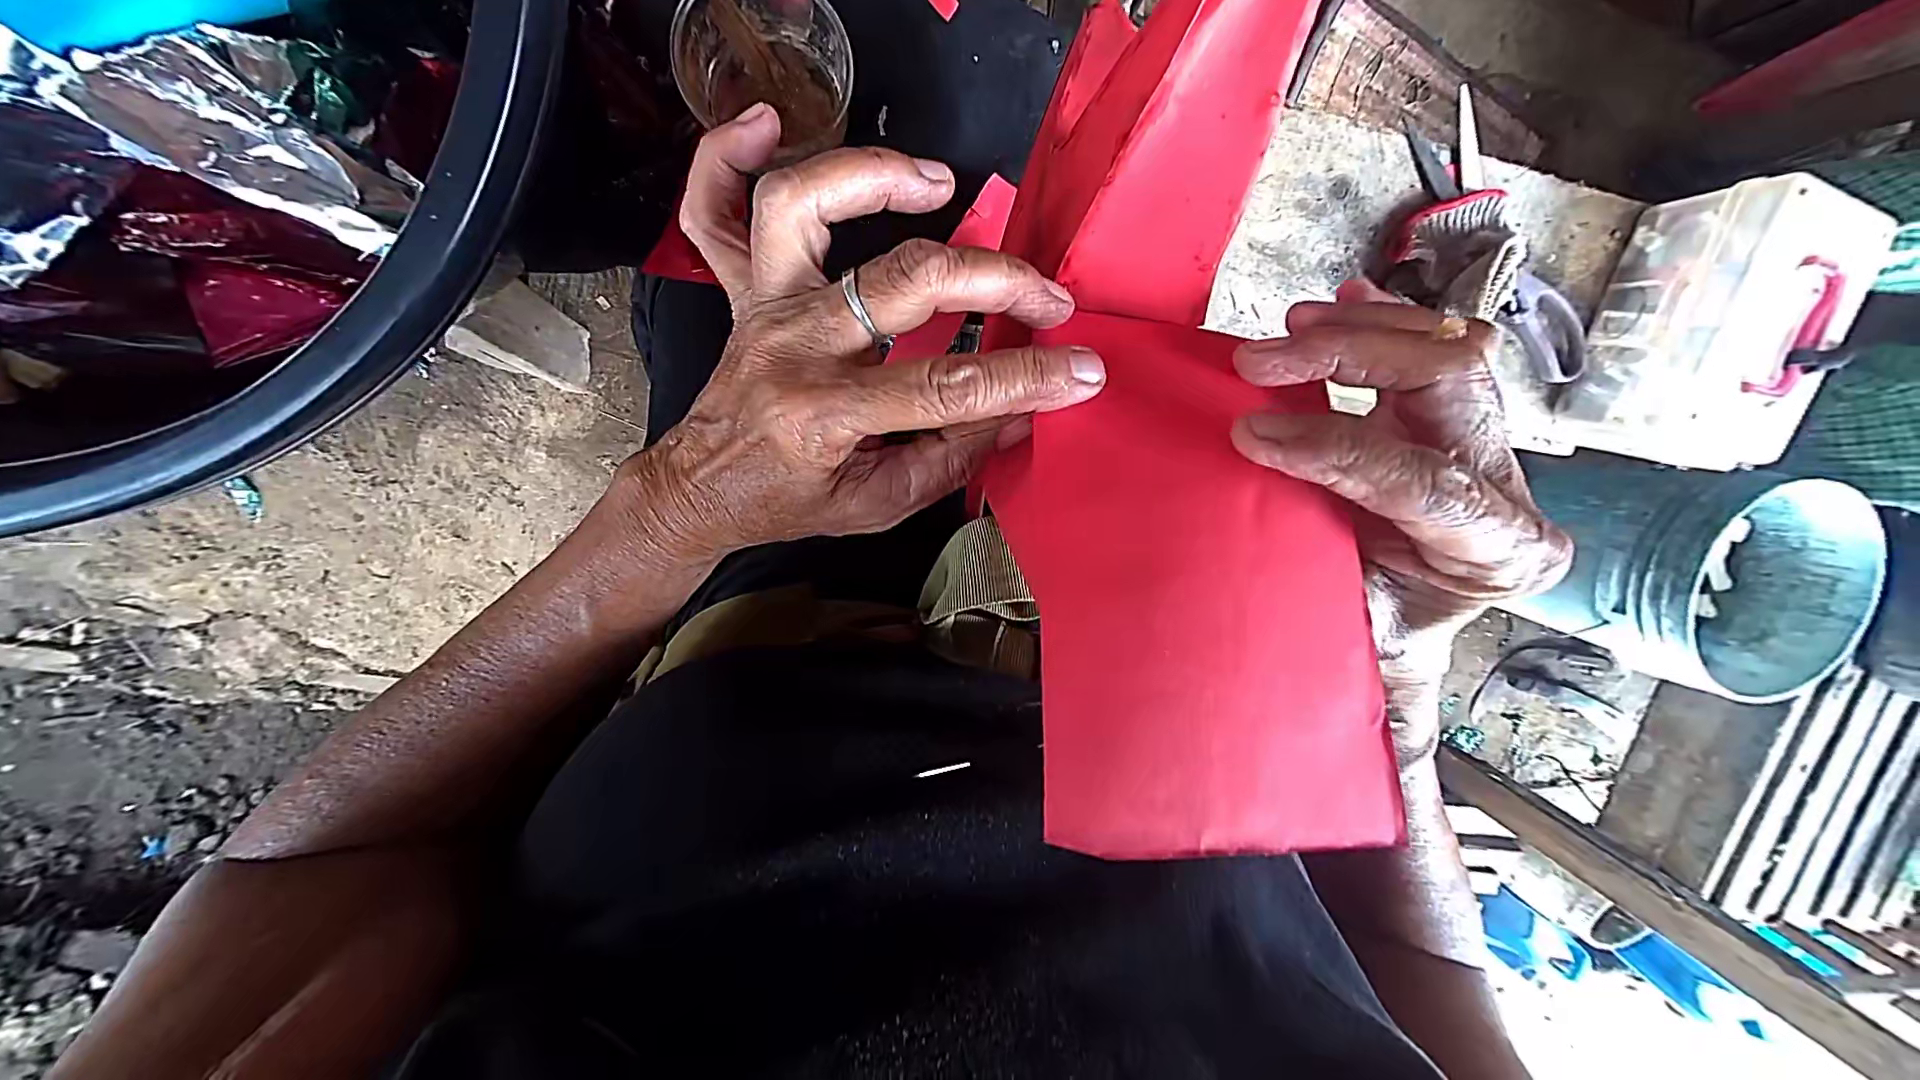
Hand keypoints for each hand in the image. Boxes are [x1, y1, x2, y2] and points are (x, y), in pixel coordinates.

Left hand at [620, 105, 1106, 562]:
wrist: (702, 489)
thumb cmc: (786, 502)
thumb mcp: (876, 504)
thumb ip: (948, 459)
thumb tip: (1014, 414)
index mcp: (826, 415)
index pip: (946, 388)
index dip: (1025, 378)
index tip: (1080, 370)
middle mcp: (794, 347)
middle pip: (905, 281)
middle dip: (996, 282)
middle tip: (1047, 296)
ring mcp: (766, 308)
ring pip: (803, 207)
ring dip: (873, 176)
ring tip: (940, 183)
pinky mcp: (746, 292)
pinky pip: (718, 209)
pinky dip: (729, 157)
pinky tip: (769, 124)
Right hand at [1230, 281, 1570, 756]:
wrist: (1395, 629)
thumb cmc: (1373, 637)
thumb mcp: (1357, 640)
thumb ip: (1339, 611)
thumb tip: (1292, 588)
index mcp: (1497, 549)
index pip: (1420, 477)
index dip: (1329, 448)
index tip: (1251, 432)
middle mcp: (1504, 485)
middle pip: (1450, 384)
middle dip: (1349, 359)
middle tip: (1260, 360)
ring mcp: (1480, 445)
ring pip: (1446, 354)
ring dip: (1360, 331)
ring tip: (1290, 327)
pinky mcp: (1445, 423)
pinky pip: (1432, 353)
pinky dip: (1385, 322)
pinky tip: (1348, 303)